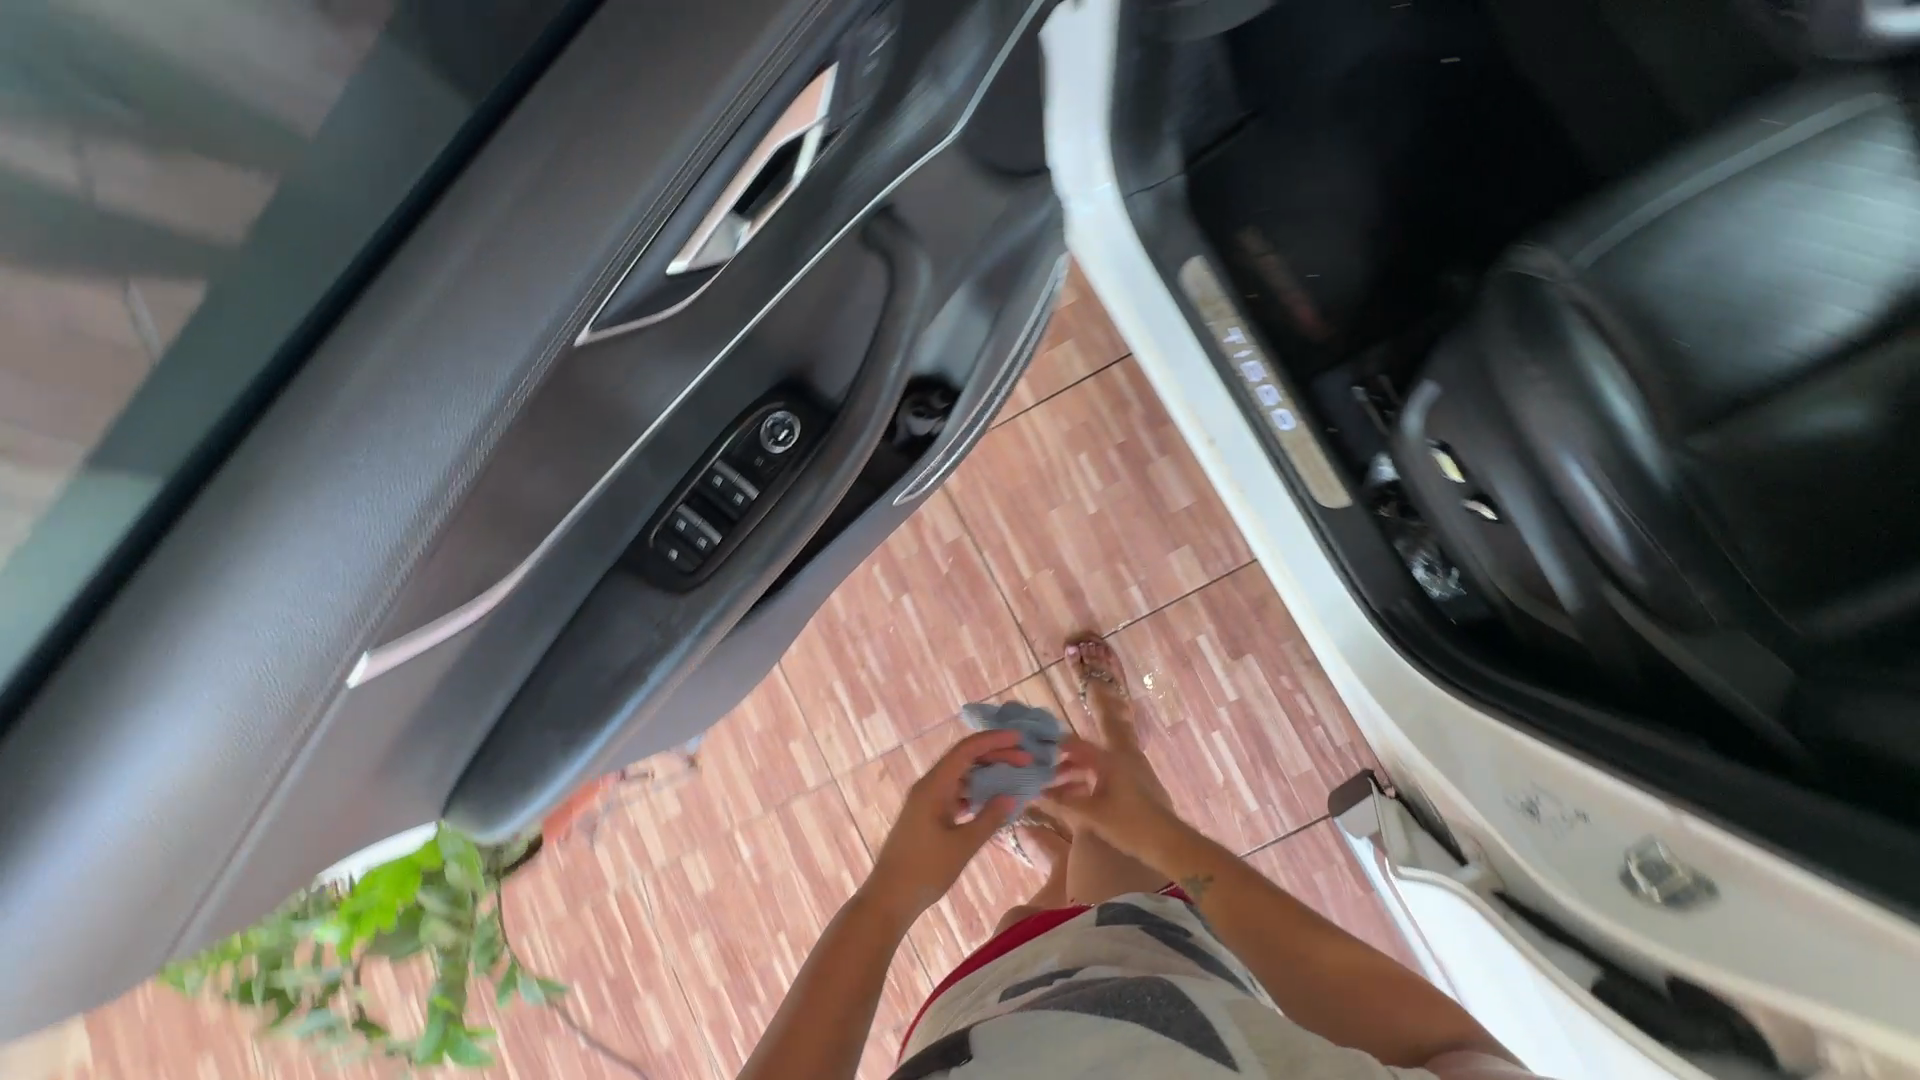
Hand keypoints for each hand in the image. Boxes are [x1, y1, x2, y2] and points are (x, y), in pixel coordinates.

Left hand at [863, 730, 1027, 922]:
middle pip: (965, 759)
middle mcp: (929, 785)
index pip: (967, 750)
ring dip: (987, 773)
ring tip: (1015, 776)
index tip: (1020, 739)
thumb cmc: (925, 870)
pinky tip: (994, 800)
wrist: (890, 897)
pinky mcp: (928, 814)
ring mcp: (927, 799)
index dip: (994, 740)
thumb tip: (1011, 797)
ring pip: (961, 776)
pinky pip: (956, 792)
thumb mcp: (963, 846)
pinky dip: (976, 791)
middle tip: (1026, 760)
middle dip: (995, 755)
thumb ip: (989, 819)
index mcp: (934, 786)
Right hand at [1038, 734, 1180, 862]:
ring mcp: (1128, 773)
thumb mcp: (1090, 814)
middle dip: (1063, 763)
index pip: (1077, 744)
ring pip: (1094, 768)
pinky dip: (1088, 784)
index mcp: (1109, 760)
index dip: (1056, 745)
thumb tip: (1036, 793)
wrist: (1167, 843)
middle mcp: (1119, 760)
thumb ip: (1062, 801)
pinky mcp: (1132, 788)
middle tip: (1042, 772)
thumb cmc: (1129, 824)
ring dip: (1075, 776)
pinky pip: (1104, 778)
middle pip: (1085, 755)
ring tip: (1054, 790)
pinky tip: (1076, 800)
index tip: (1037, 750)